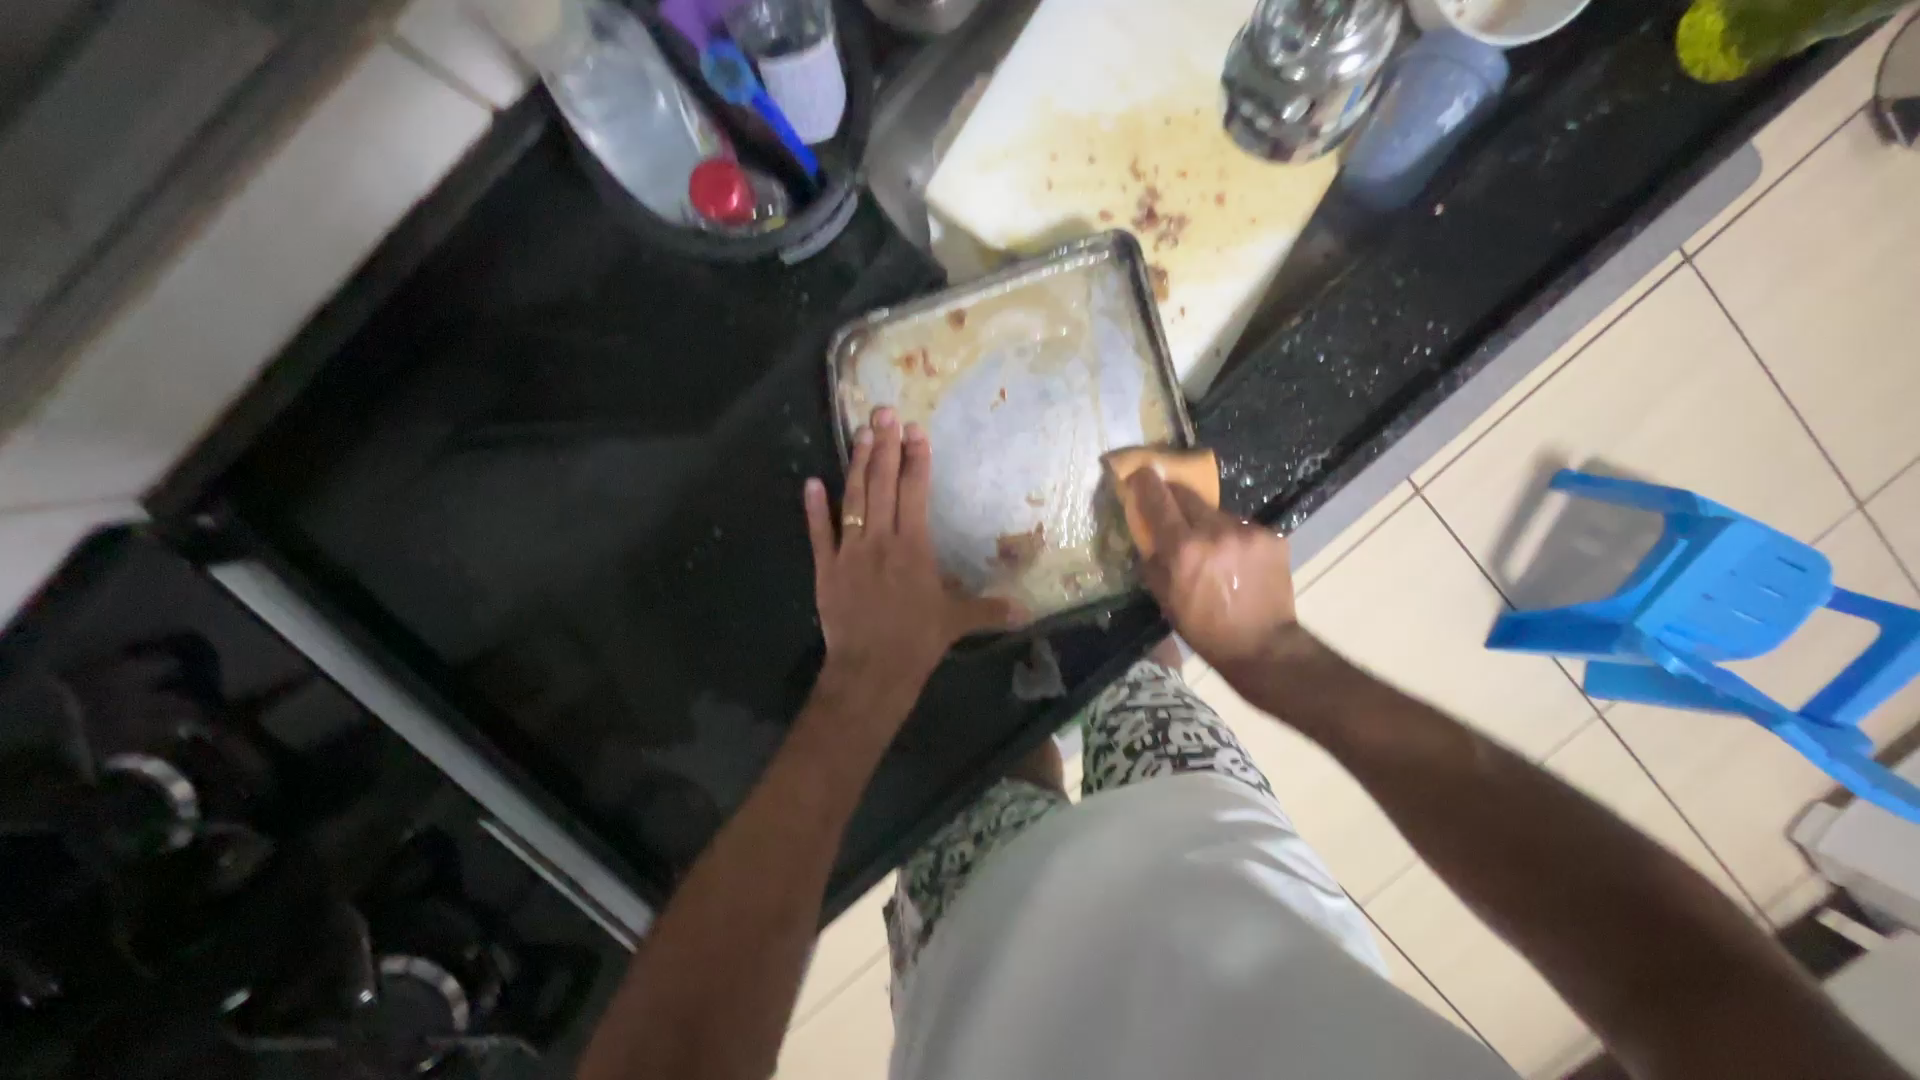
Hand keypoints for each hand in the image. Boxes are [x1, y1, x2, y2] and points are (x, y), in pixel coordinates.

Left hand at [803, 408, 1020, 723]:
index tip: (915, 430)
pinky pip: (818, 533)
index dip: (915, 459)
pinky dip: (814, 508)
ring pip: (853, 499)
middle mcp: (882, 540)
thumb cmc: (917, 642)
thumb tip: (1028, 611)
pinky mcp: (826, 568)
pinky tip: (810, 482)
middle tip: (883, 413)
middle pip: (882, 484)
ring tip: (859, 433)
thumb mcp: (957, 622)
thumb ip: (990, 610)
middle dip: (884, 446)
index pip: (914, 492)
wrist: (871, 670)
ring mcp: (850, 552)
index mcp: (914, 547)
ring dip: (855, 465)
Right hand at [1124, 467, 1298, 675]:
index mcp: (1183, 548)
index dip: (1145, 481)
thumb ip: (1153, 558)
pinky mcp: (1271, 536)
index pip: (1158, 498)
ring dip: (1207, 522)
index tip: (1140, 473)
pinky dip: (1233, 537)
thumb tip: (1148, 532)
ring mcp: (1247, 531)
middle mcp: (1215, 531)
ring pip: (1216, 512)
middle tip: (1170, 507)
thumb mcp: (1164, 597)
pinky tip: (1236, 560)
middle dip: (1175, 497)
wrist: (1262, 645)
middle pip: (1187, 494)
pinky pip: (1242, 527)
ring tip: (1211, 548)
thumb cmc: (1203, 628)